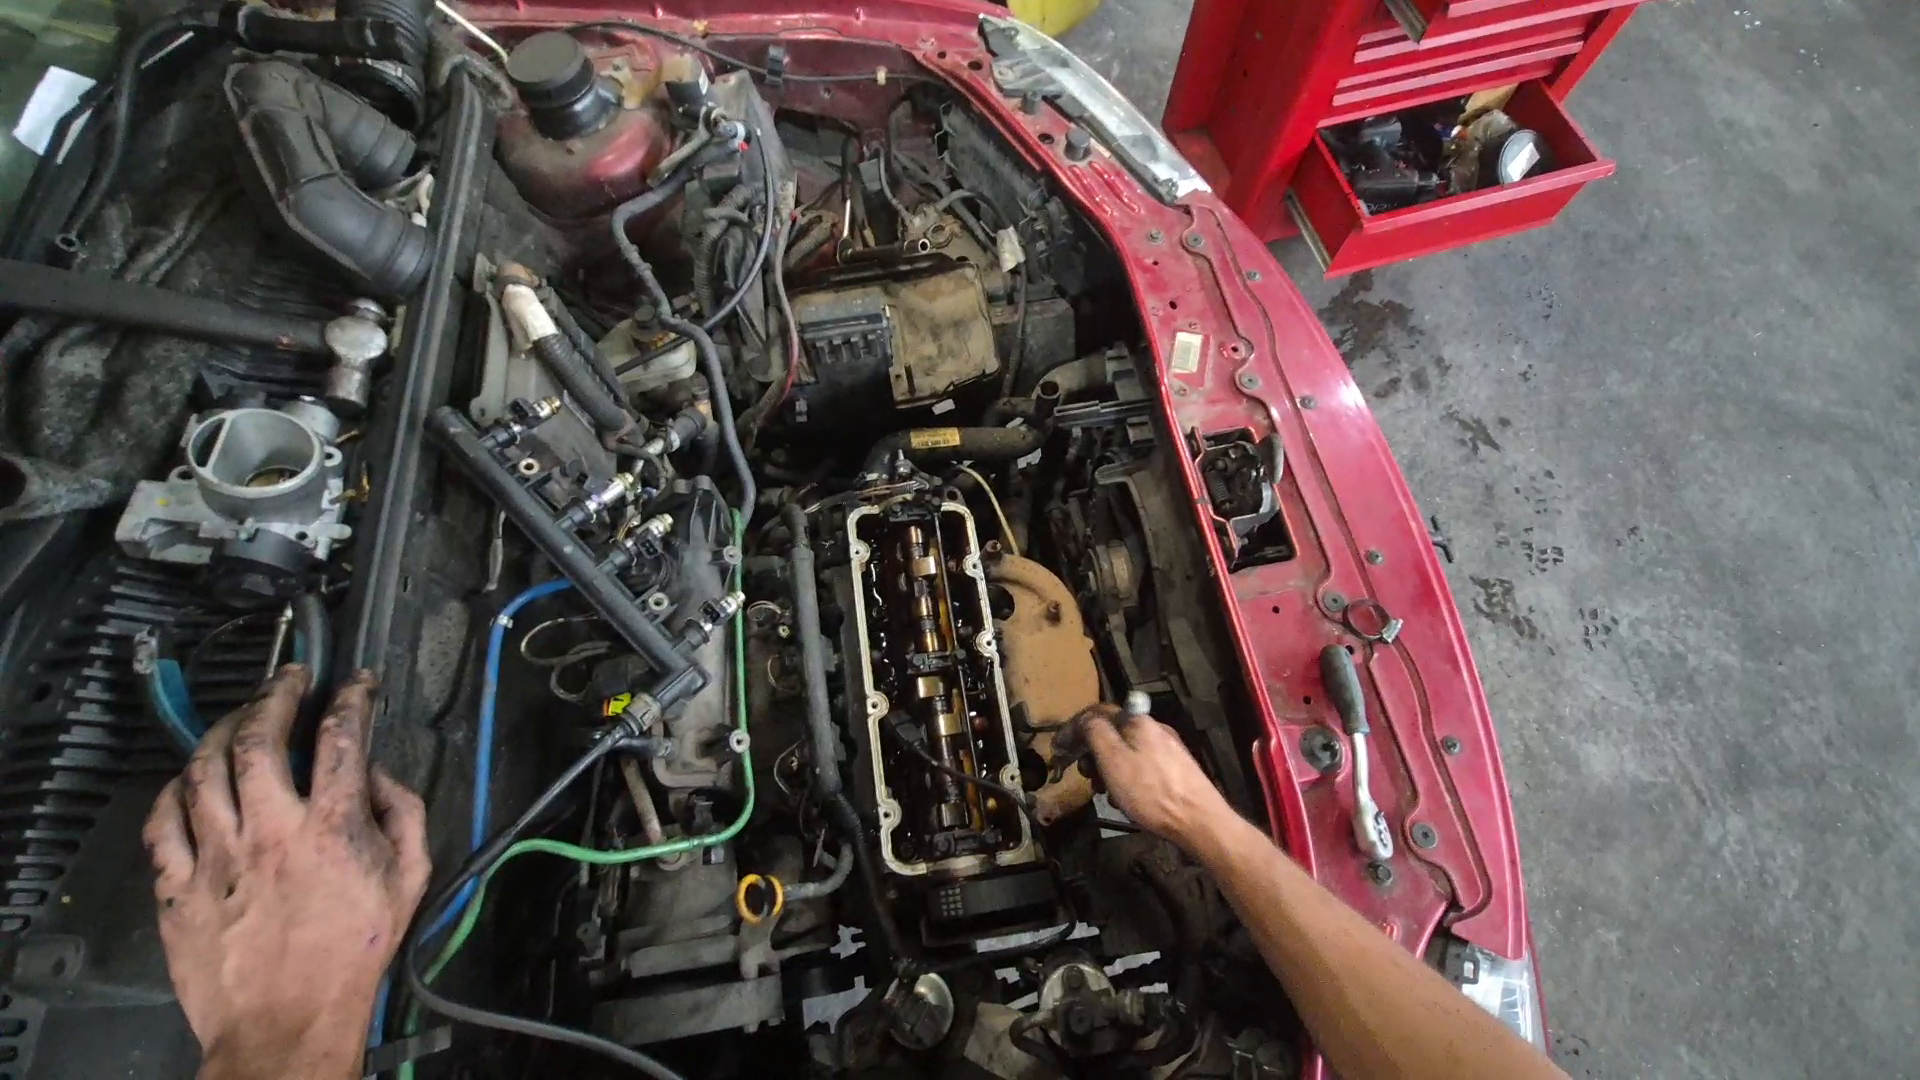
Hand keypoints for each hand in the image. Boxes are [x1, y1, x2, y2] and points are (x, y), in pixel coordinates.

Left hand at [143, 665, 430, 1079]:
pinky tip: (191, 776)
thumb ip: (405, 813)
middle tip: (289, 677)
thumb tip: (378, 774)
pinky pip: (162, 823)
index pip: (343, 740)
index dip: (352, 699)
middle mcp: (271, 831)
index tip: (359, 681)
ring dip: (223, 731)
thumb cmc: (359, 944)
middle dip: (275, 697)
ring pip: (203, 773)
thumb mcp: (413, 874)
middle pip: (259, 743)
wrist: (287, 1017)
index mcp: (335, 828)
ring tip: (242, 713)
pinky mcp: (177, 888)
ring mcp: (216, 858)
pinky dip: (175, 789)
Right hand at [1074, 703, 1233, 849]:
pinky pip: (1141, 766)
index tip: (1058, 749)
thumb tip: (1084, 720)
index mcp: (1137, 721)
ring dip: (1109, 768)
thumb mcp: (1112, 760)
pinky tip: (1127, 799)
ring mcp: (1167, 749)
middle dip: (1092, 752)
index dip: (1073, 728)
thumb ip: (1094, 732)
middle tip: (1085, 776)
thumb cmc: (1151, 792)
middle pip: (1112, 732)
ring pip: (1126, 751)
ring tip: (1106, 792)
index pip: (1096, 713)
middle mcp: (1153, 728)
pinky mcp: (1176, 769)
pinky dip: (1126, 778)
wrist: (1200, 822)